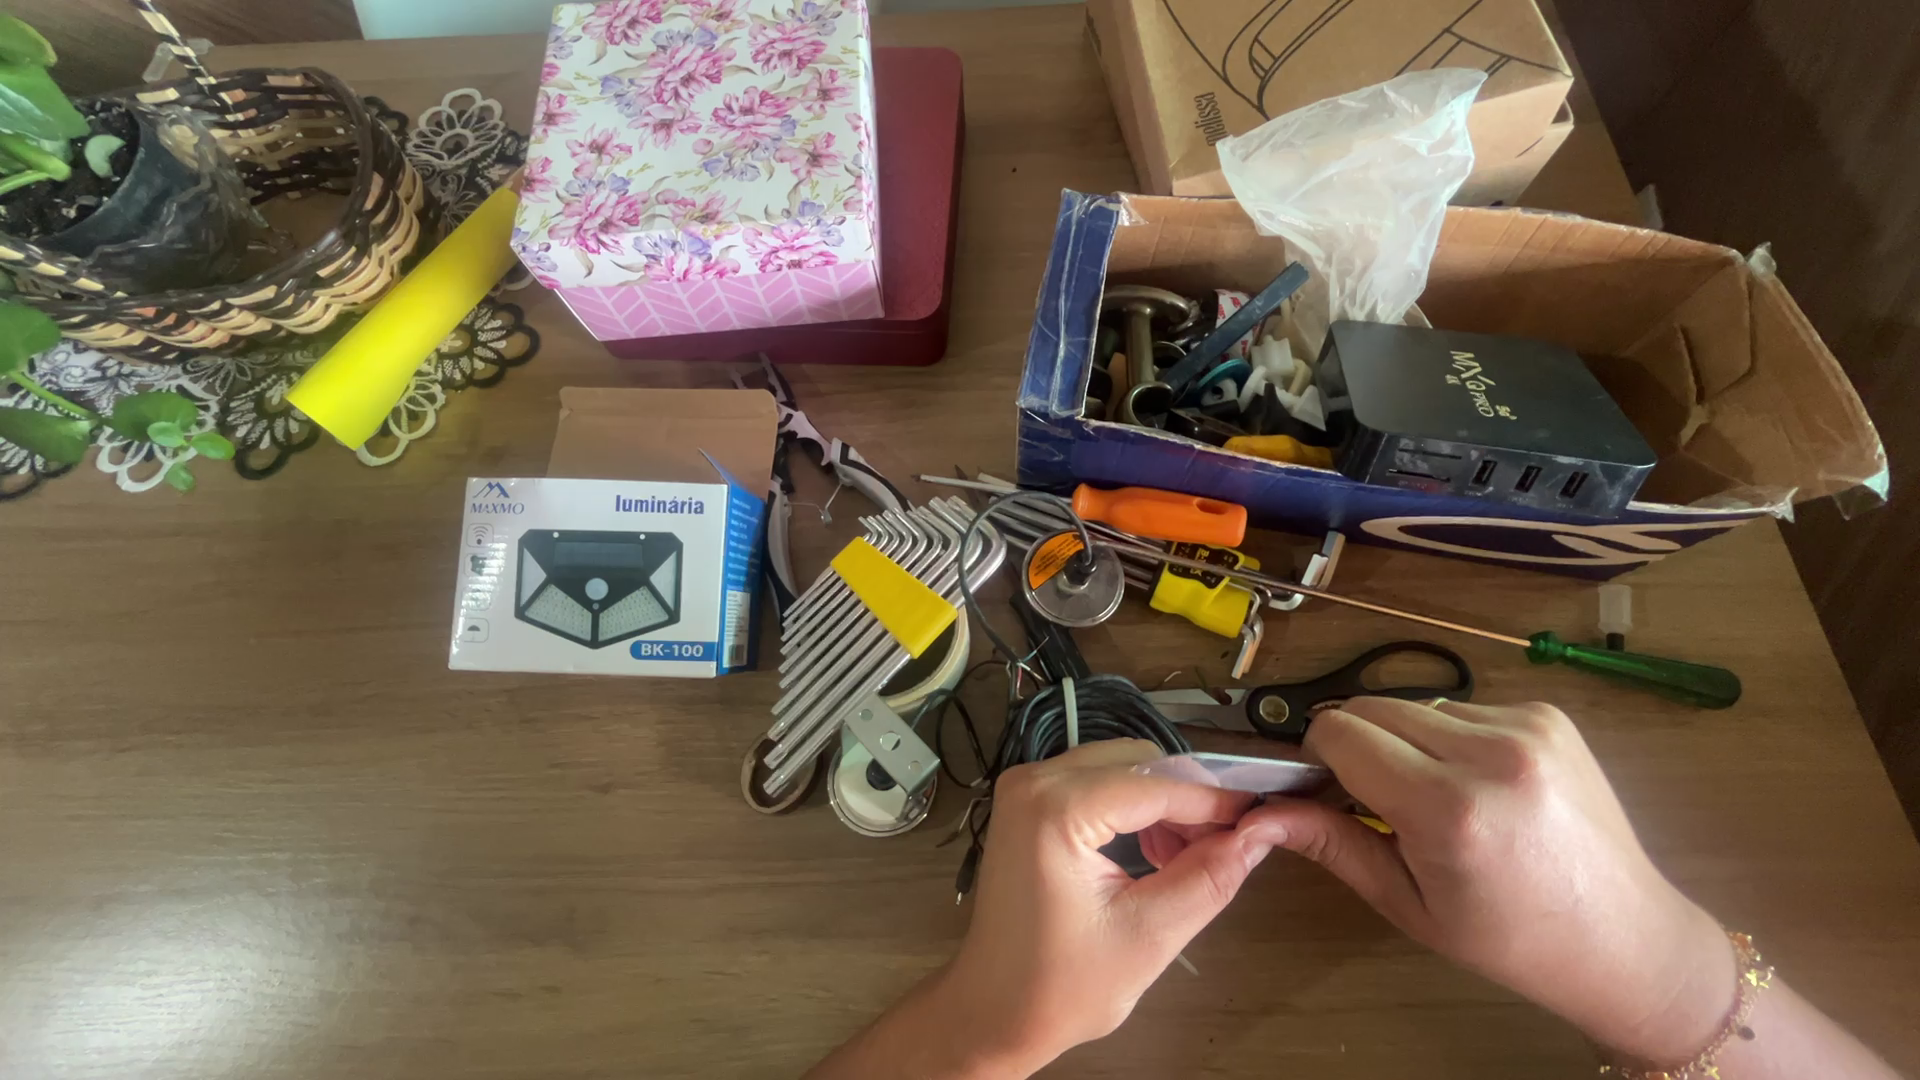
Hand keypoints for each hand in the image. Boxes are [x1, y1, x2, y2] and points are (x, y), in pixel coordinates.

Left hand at [942, 738, 1272, 1071]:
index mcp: (1055, 808)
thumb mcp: (1148, 936)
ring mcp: (1026, 783)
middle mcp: (1034, 778)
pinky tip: (1151, 850)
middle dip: (1186, 798)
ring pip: (1119, 764)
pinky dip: (1132, 804)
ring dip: (1161, 800)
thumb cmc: (1062, 984)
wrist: (993, 1005)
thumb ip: (1207, 878)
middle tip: (1220, 845)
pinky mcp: (1028, 796)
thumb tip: (1257, 835)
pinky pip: (1096, 778)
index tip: (1260, 814)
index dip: (1213, 799)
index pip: (1154, 785)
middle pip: (1136, 760)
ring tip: (1181, 857)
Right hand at [1238, 698, 1735, 1064]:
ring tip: (1434, 790)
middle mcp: (1490, 753)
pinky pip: (1457, 706)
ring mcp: (1527, 727)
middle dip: (1356, 743)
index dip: (1318, 755)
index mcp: (1450, 808)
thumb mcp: (1404, 902)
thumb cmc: (1506, 938)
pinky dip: (1445, 735)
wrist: (1632, 943)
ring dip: (1401, 738)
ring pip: (1410, 704)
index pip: (1338, 732)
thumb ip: (1327, 842)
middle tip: (1378, 794)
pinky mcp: (1548, 716)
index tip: (1332, 790)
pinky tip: (1476, 779)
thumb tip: (1255, 814)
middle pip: (1368, 708)